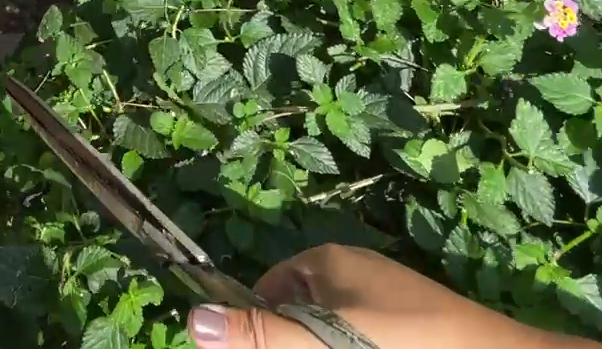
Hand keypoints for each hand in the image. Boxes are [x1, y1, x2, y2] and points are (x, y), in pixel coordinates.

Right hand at [186, 244, 601, 348]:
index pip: (266, 291)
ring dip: (320, 347)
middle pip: (297, 316)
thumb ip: (261, 335)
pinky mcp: (410, 332)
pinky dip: (352, 347)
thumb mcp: (324, 342)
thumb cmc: (406, 343)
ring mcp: (385, 304)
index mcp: (325, 261)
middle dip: (290, 344)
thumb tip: (191, 320)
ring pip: (331, 335)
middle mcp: (351, 274)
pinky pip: (362, 339)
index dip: (255, 330)